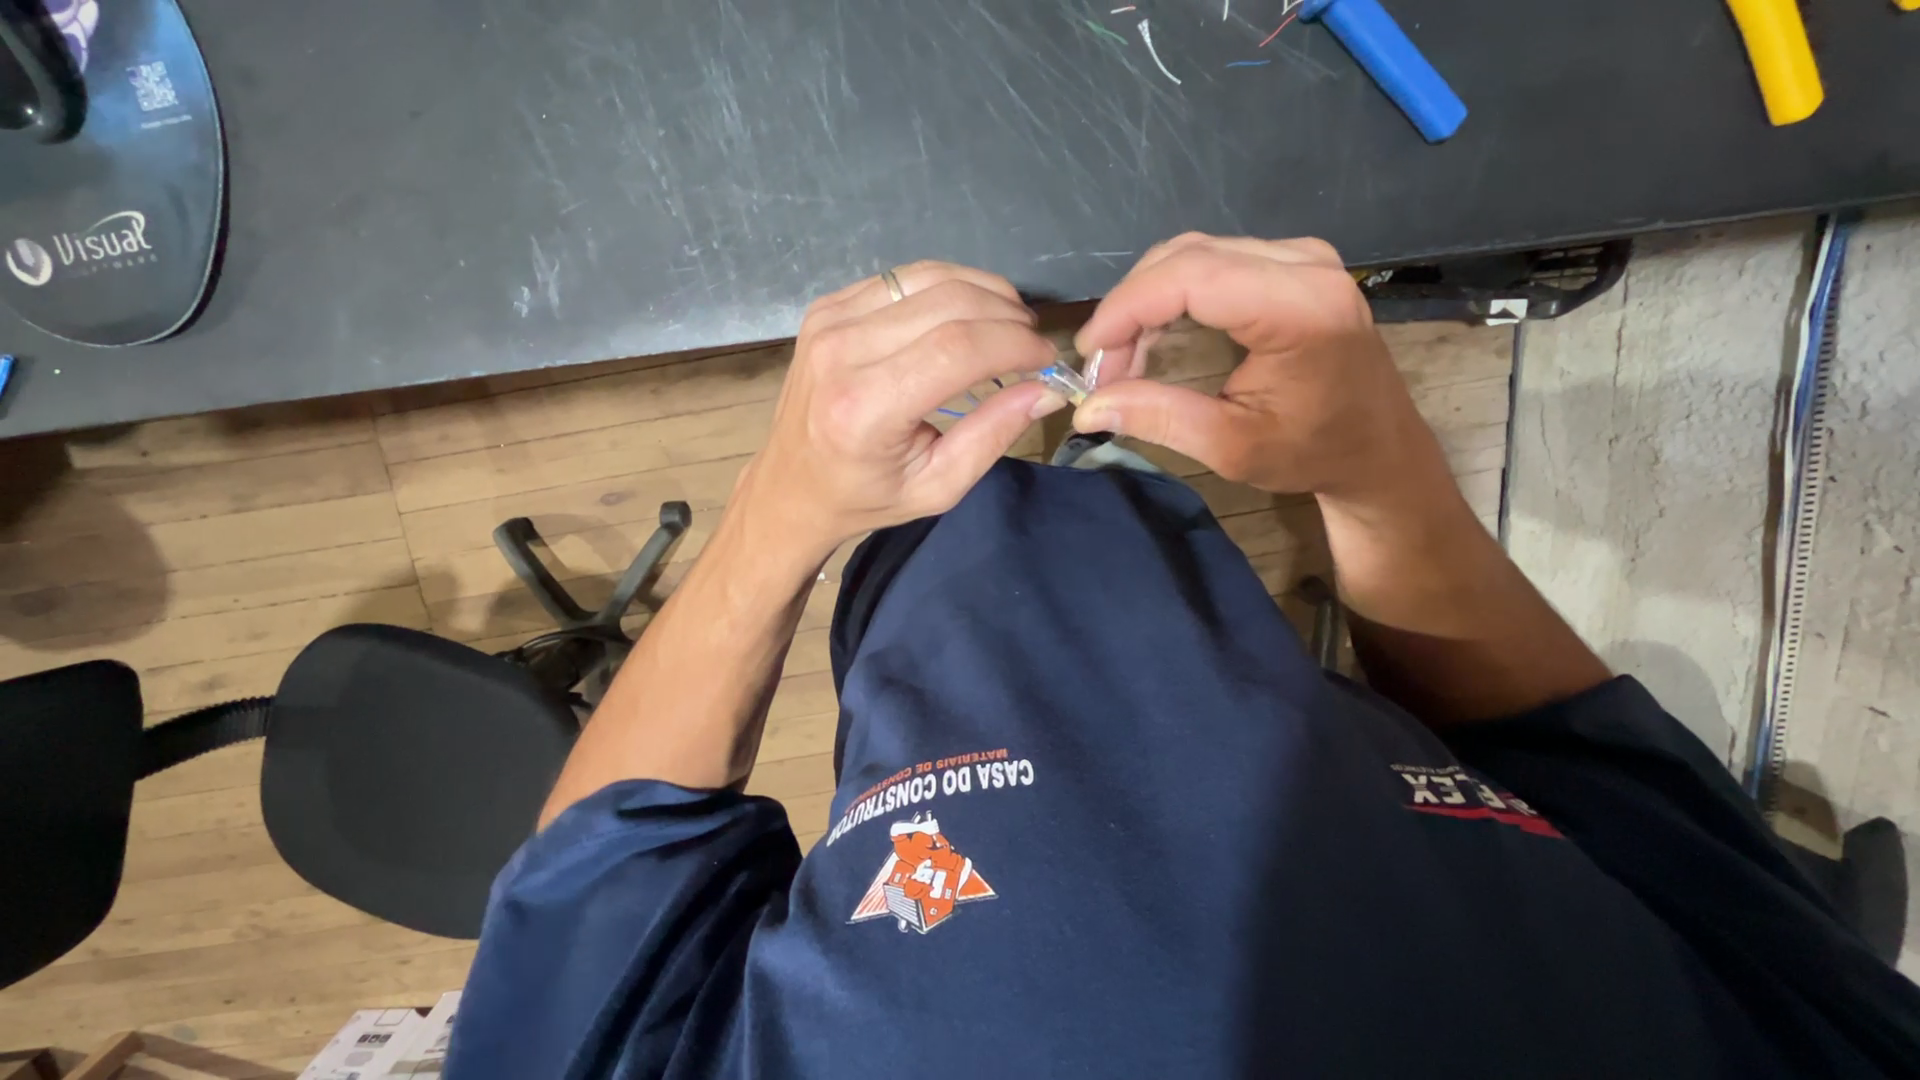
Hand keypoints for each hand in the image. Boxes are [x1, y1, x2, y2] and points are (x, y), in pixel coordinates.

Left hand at [736, 261, 1065, 555]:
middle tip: (1032, 343)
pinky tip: (966, 315)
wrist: (791, 485)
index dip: (1014, 344)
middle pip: (949, 303)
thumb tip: (1046, 389)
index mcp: (865, 407)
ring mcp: (829, 321)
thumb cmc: (865, 497)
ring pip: (929, 277)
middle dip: (1008, 316)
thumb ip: (992, 435)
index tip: (1046, 359)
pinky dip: (948, 288)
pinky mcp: (828, 306)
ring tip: (1009, 324)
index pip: (958, 348)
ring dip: (984, 292)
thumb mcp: (937, 487)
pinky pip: (904, 277)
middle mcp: (841, 351)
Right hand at [1071, 234, 1446, 505]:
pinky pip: (1212, 260)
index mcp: (1300, 308)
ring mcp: (1301, 257)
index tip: (1088, 354)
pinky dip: (1170, 295)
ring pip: (1194, 252)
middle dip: (1130, 307)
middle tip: (1101, 367)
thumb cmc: (1313, 453)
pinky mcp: (1291, 264)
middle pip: (1187, 255)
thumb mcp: (1232, 447)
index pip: (1192, 276)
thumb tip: (1086, 408)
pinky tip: (1152, 336)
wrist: (1377, 448)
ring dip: (1145, 300)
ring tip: (1121, 358)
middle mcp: (1304, 264)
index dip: (1127, 307)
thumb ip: (1160, 418)